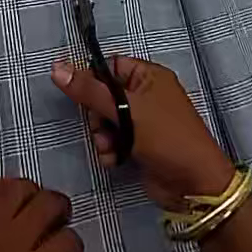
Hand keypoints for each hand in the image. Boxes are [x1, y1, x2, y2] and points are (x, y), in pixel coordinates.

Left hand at [0, 178, 81, 251]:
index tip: (69, 249)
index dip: (74, 245)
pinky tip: (3, 199)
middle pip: (47, 203)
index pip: (67, 242)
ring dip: (33, 193)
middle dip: (60, 209)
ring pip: (18, 187)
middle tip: (58, 219)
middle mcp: (7, 245)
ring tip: (33, 206)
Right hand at [51, 55, 236, 207]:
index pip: (110, 66)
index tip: (80, 95)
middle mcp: (146, 94)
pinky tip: (114, 160)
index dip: (93, 80)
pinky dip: (110, 149)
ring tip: (109, 147)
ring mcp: (143, 121)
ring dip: (102, 135)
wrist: (194, 185)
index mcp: (148, 76)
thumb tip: (57, 68)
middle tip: (101, 127)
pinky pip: (114, 139)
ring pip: (106, 120)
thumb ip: (90, 91)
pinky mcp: (140, 144)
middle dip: (97, 115)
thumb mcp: (127, 110)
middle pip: (104, 95)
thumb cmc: (166, 137)